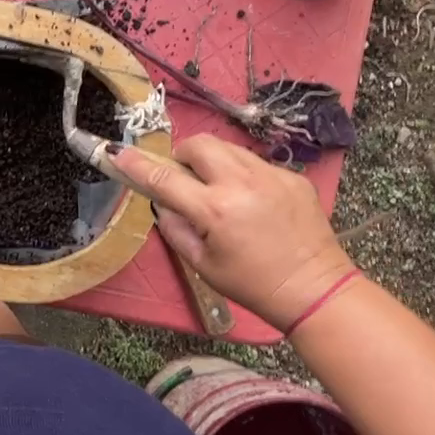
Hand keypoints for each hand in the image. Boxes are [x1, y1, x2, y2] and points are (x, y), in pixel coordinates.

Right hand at [112, 135, 354, 329]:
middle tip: (185, 178)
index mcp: (215, 210)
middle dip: (184, 156)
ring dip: (213, 162)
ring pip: (228, 148)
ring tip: (219, 190)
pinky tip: (252, 202)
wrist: (316, 290)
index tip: (119, 154)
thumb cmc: (252, 284)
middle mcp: (242, 183)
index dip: (138, 165)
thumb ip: (175, 228)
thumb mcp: (202, 264)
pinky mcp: (293, 177)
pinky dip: (243, 174)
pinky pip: (255, 163)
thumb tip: (164, 203)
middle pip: (200, 144)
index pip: (165, 178)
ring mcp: (272, 176)